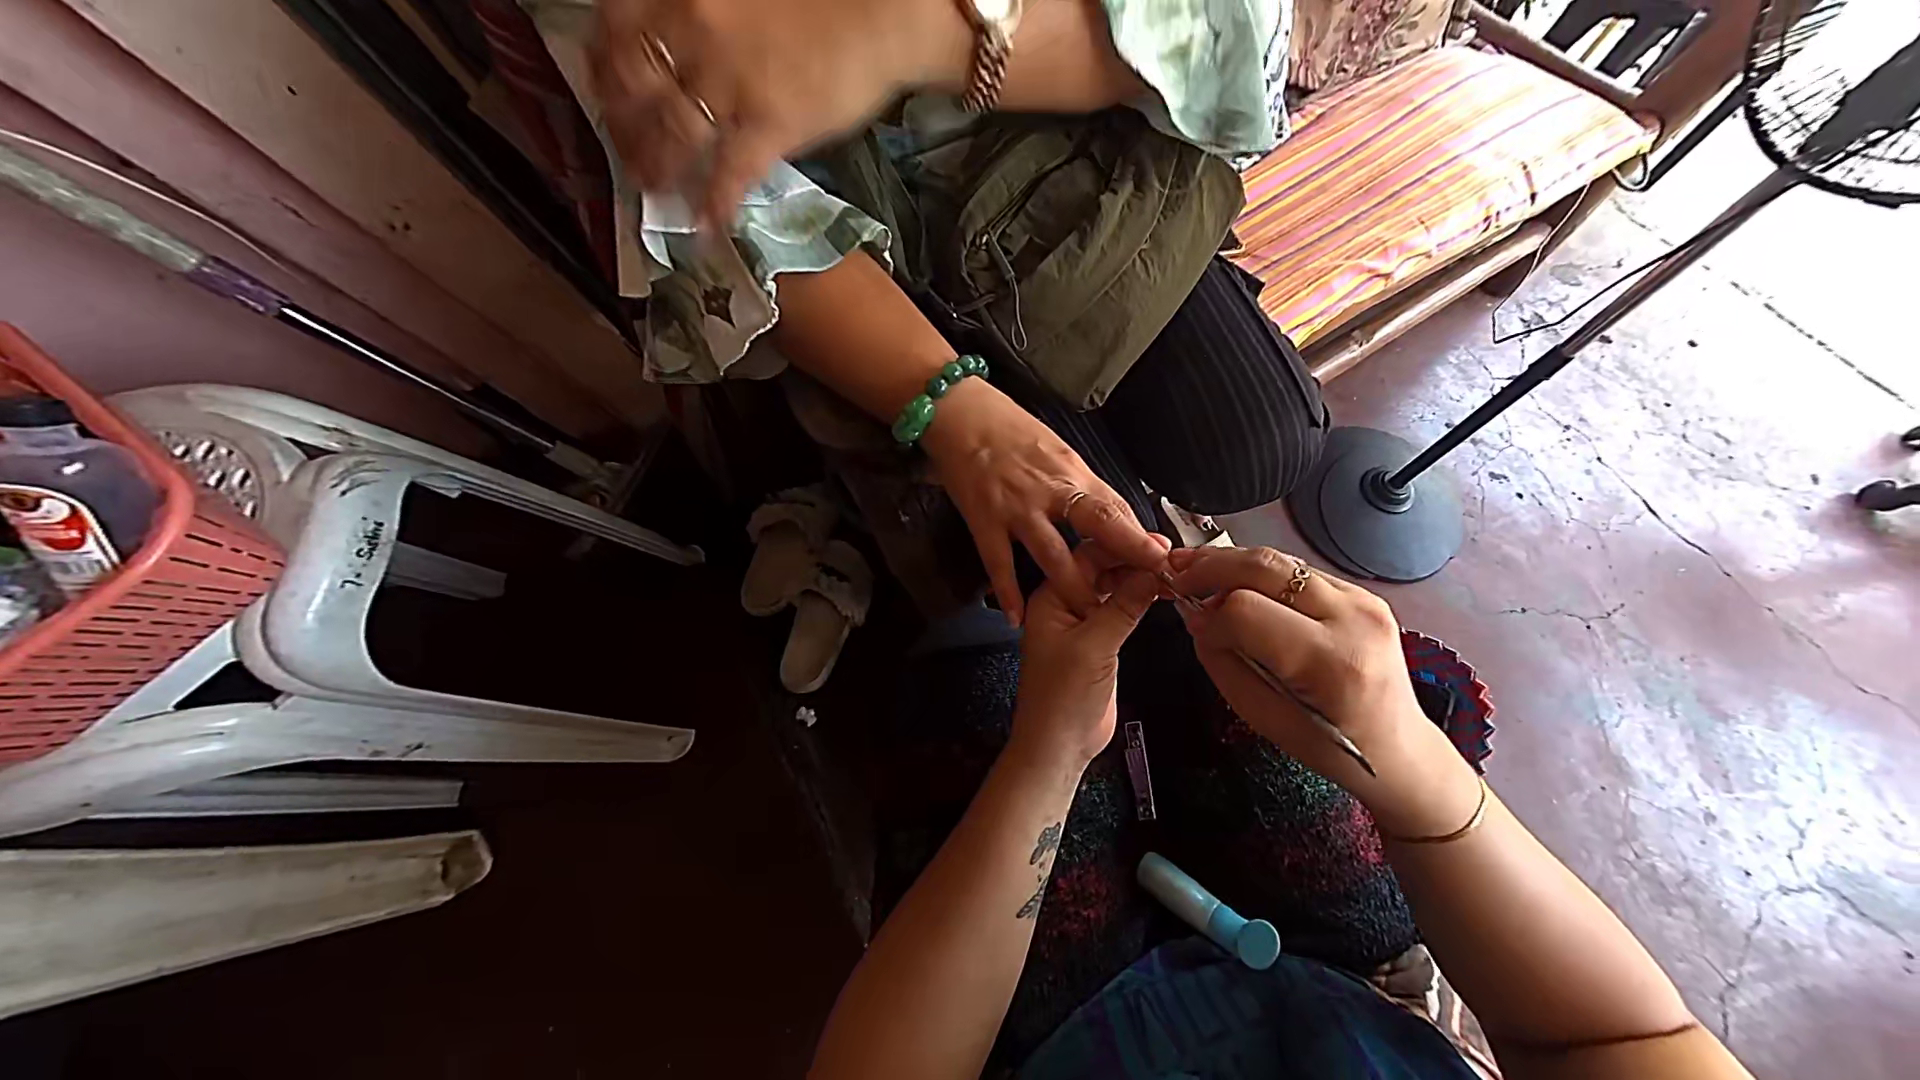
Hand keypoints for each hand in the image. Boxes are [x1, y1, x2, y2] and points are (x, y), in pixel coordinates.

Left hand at [592, 0, 970, 228]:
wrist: (881, 9)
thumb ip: (702, 8)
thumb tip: (685, 41)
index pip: (618, 28)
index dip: (602, 65)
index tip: (603, 87)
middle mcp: (694, 34)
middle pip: (635, 87)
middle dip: (621, 124)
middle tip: (623, 150)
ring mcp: (730, 86)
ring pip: (672, 134)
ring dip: (656, 166)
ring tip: (651, 190)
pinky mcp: (769, 128)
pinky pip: (730, 174)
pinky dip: (716, 206)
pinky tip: (707, 230)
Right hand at [922, 378, 1170, 626]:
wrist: (958, 411)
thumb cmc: (1005, 425)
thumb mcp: (1054, 446)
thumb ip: (1077, 481)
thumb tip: (1104, 510)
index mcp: (1072, 470)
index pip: (1117, 507)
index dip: (1140, 537)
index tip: (1160, 561)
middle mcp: (1051, 490)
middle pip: (1100, 527)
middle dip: (1129, 559)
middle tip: (1149, 589)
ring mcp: (1017, 508)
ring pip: (1054, 556)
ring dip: (1075, 589)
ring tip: (1090, 614)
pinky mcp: (985, 521)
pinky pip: (999, 564)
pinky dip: (1008, 594)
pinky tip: (1017, 617)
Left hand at [1012, 545, 1163, 765]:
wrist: (1059, 745)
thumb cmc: (1059, 702)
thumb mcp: (1093, 648)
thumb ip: (1122, 607)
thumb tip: (1150, 574)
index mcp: (1050, 598)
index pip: (1086, 557)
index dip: (1121, 547)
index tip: (1155, 545)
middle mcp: (1064, 604)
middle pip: (1101, 568)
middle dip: (1133, 560)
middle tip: (1169, 557)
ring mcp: (1082, 622)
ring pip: (1112, 587)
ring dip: (1139, 579)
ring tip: (1170, 572)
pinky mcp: (1098, 639)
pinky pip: (1120, 608)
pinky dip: (1139, 600)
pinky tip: (1158, 594)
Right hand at [1168, 546, 1481, 837]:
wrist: (1399, 748)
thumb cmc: (1333, 746)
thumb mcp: (1263, 717)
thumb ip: (1223, 662)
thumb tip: (1196, 618)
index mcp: (1333, 662)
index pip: (1246, 611)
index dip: (1208, 615)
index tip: (1193, 626)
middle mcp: (1353, 620)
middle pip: (1262, 567)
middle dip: (1210, 567)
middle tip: (1176, 574)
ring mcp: (1361, 601)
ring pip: (1276, 559)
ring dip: (1229, 562)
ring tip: (1195, 570)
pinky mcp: (1359, 593)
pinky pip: (1293, 570)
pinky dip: (1255, 572)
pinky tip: (1232, 581)